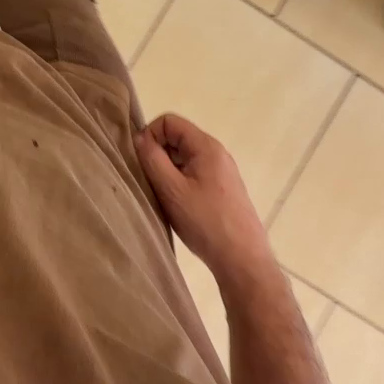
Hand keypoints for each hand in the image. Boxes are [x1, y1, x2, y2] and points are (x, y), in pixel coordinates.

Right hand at [137, 113, 273, 285]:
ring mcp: (223, 173)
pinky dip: (181, 183)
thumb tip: (140, 138)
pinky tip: (180, 207)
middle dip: (159, 155)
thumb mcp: (171, 189)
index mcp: (206, 146)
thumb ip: (152, 158)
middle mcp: (217, 153)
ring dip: (169, 172)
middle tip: (151, 182)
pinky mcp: (224, 191)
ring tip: (164, 197)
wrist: (243, 262)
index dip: (151, 135)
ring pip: (185, 159)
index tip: (143, 161)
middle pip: (178, 138)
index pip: (169, 121)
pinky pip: (195, 174)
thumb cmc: (206, 223)